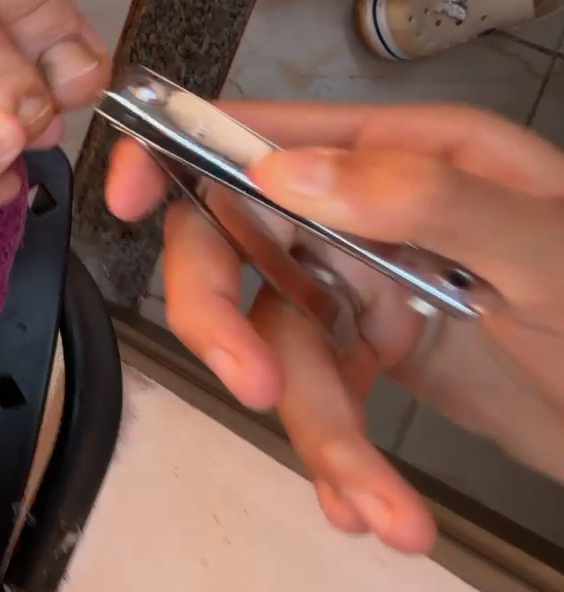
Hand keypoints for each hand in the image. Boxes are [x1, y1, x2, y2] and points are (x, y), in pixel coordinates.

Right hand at [107, 102, 563, 553]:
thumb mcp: (555, 256)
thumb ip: (425, 198)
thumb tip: (278, 172)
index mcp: (395, 154)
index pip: (247, 137)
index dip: (168, 158)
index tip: (126, 203)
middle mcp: (357, 207)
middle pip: (229, 243)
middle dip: (227, 322)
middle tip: (250, 387)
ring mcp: (357, 276)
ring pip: (270, 331)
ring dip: (316, 423)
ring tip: (382, 511)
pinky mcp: (369, 343)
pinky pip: (314, 384)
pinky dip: (332, 449)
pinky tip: (363, 503)